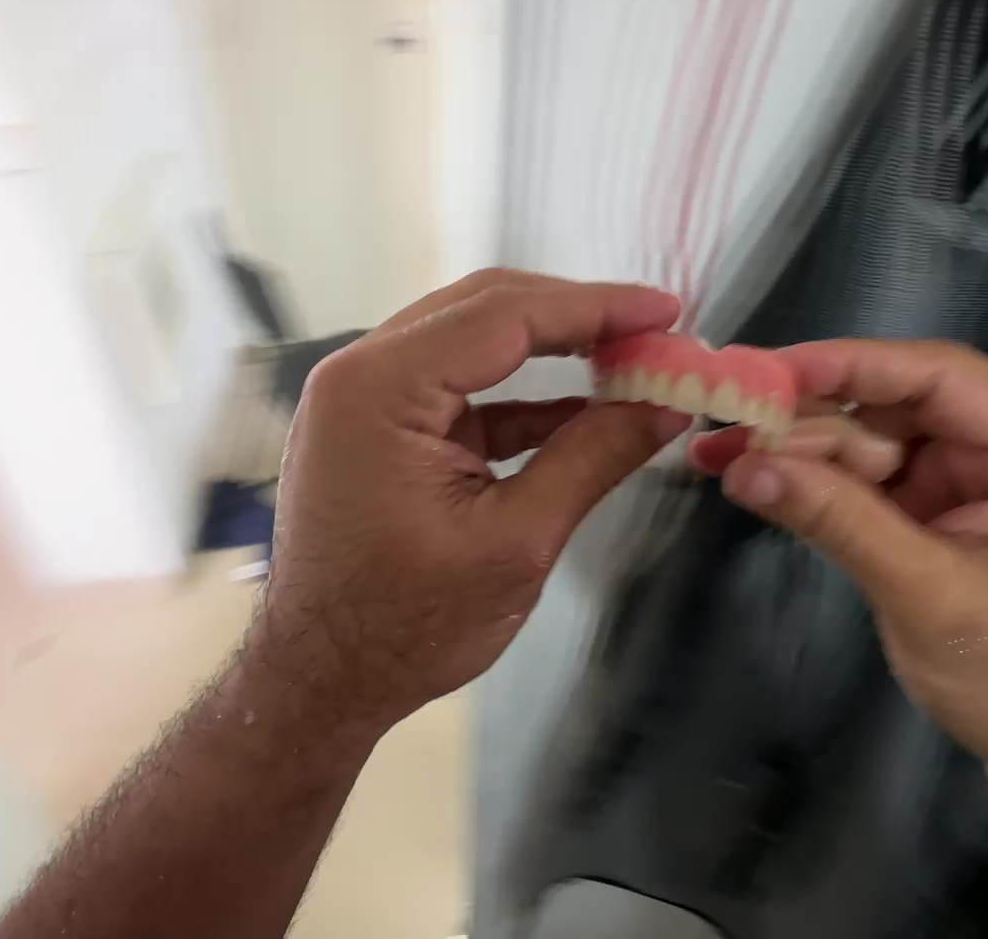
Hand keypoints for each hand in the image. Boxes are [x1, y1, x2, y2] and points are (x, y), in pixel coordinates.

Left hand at [252, 270, 691, 728]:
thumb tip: (667, 405)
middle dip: (575, 315)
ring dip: (550, 347)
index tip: (665, 308)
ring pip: (472, 341)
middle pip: (484, 309)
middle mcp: (361, 372)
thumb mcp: (517, 541)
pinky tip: (579, 408)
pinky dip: (518, 395)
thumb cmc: (408, 626)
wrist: (320, 682)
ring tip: (625, 359)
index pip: (504, 314)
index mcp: (380, 387)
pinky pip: (458, 388)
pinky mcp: (379, 428)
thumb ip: (594, 458)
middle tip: (651, 330)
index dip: (595, 305)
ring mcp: (363, 397)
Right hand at [691, 340, 987, 803]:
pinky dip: (815, 483)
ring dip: (800, 451)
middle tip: (727, 424)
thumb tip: (743, 466)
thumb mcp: (930, 597)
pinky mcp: (943, 509)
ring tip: (722, 457)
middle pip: (896, 406)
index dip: (847, 365)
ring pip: (872, 440)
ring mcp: (977, 479)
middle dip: (809, 419)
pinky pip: (870, 479)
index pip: (940, 377)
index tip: (764, 372)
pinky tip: (760, 481)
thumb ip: (836, 520)